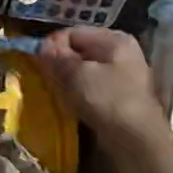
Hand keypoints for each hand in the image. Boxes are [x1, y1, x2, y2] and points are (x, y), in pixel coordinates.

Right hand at [39, 27, 170, 153]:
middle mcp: (121, 54)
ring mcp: (122, 77)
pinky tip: (70, 106)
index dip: (52, 45)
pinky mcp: (119, 99)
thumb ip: (57, 58)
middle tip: (44, 80)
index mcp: (114, 39)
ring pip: (85, 72)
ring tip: (55, 94)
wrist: (136, 140)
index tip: (36, 63)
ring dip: (68, 82)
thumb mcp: (77, 75)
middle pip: (80, 52)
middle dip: (60, 64)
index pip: (74, 32)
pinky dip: (78, 95)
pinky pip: (92, 90)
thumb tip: (41, 46)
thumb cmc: (107, 100)